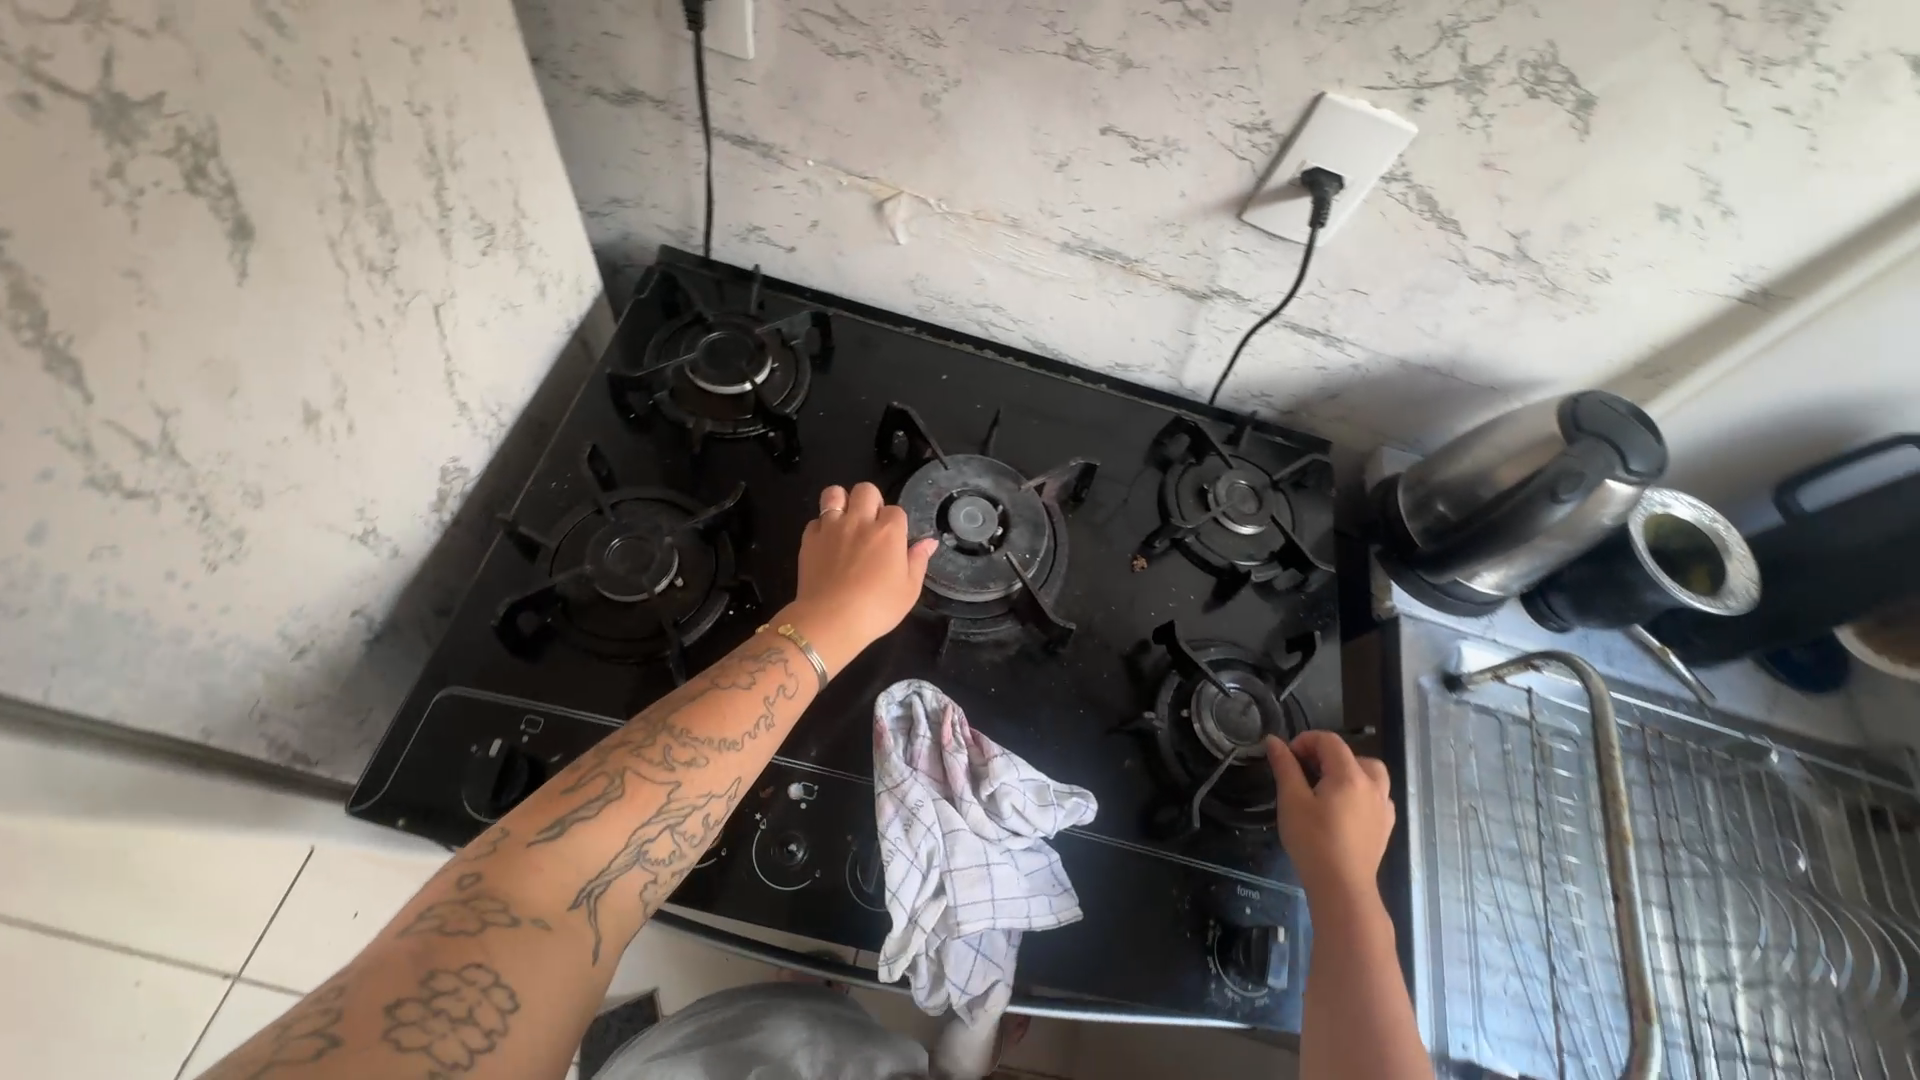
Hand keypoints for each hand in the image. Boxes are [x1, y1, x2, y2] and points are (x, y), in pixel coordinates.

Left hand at [781, 482, 936, 673]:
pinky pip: (815, 520)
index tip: (894, 541)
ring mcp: (831, 527)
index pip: (896, 510)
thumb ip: (919, 561)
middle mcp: (859, 521)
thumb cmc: (877, 608)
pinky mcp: (809, 539)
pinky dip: (822, 526)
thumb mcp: (909, 589)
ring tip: (846, 520)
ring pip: (834, 494)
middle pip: (866, 490)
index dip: (896, 524)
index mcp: (889, 531)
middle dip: (871, 501)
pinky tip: (827, 543)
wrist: (831, 620)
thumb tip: (929, 542)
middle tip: (871, 524)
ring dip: (842, 502)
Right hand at [1266, 731, 1393, 907]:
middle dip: (1328, 755)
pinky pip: (1378, 797)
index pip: (1330, 741)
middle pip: (1354, 755)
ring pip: (1372, 774)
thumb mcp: (1291, 800)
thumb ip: (1285, 766)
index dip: (1305, 741)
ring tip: (1328, 786)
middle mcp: (1373, 786)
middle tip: (1305, 770)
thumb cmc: (1312, 840)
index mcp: (1349, 775)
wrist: (1342, 886)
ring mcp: (1383, 807)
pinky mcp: (1385, 826)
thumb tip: (1273, 741)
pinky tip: (1345, 808)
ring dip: (1349, 771)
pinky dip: (1362, 792)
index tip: (1287, 757)